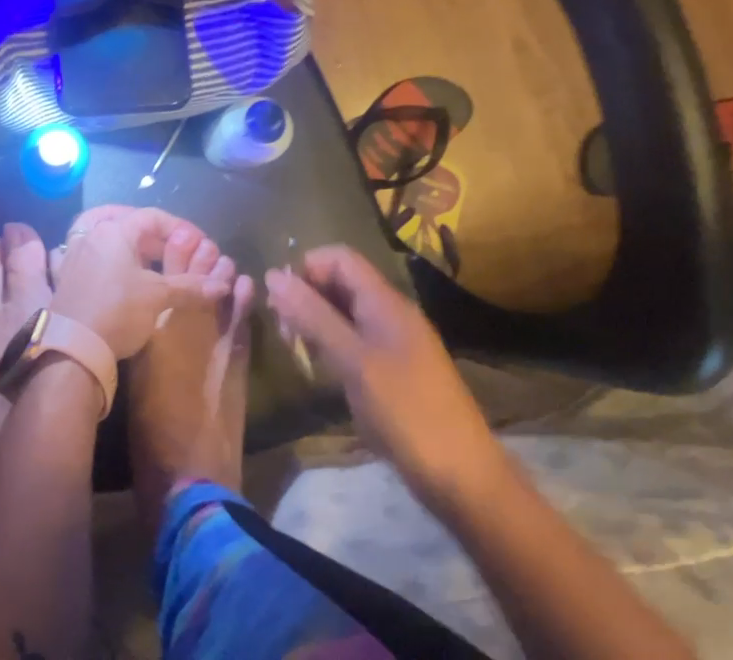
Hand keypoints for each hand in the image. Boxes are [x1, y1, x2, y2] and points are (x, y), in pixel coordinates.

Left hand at [51, 205, 233, 358]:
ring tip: (151, 260)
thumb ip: (190, 286)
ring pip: (104, 235)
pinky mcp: (67, 275)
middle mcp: (89, 235)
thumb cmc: (118, 311)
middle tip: (176, 251)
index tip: (200, 244)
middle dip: (155, 235)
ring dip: (129, 243)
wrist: (74, 346)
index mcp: (112, 231)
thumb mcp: (158, 296)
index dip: (180, 227)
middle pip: (126, 222)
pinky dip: (110, 257)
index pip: (152, 216)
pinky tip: (123, 274)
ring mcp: (74, 255)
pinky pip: (91, 254)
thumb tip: (222, 284)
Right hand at [265, 246, 508, 510]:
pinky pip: (351, 340)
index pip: (339, 258)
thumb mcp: (353, 361)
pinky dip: (328, 344)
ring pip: (342, 312)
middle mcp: (390, 315)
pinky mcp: (390, 370)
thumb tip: (272, 276)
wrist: (460, 474)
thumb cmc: (405, 412)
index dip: (305, 269)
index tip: (280, 301)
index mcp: (386, 304)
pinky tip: (318, 368)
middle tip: (283, 332)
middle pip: (339, 282)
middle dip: (304, 296)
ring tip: (295, 351)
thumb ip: (312, 316)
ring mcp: (392, 343)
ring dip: (313, 321)